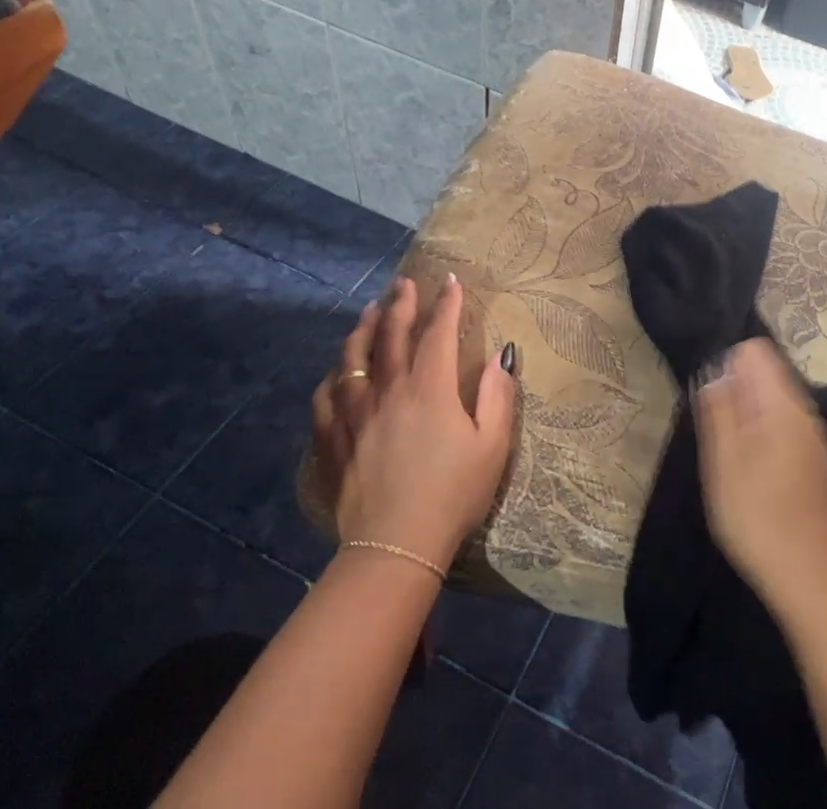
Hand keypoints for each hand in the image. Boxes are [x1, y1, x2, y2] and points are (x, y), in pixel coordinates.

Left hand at [312, 275, 517, 569]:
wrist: (396, 544)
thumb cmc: (454, 495)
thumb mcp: (492, 447)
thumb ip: (496, 397)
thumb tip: (500, 357)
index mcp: (430, 390)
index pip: (438, 334)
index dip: (446, 305)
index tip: (450, 281)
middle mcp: (388, 391)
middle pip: (391, 336)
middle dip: (399, 305)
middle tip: (402, 283)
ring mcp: (355, 414)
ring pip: (353, 359)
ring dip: (362, 329)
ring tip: (367, 312)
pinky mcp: (334, 440)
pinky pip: (326, 397)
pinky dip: (332, 377)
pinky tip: (336, 373)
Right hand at [693, 339, 826, 601]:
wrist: (807, 576)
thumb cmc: (757, 517)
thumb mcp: (723, 461)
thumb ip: (719, 409)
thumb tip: (714, 371)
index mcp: (783, 405)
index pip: (755, 352)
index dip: (726, 363)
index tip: (705, 395)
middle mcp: (804, 414)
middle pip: (765, 376)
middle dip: (733, 390)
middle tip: (709, 428)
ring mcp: (812, 440)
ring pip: (772, 405)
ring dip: (744, 417)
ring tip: (722, 452)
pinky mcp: (812, 464)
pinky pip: (781, 429)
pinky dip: (759, 436)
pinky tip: (743, 470)